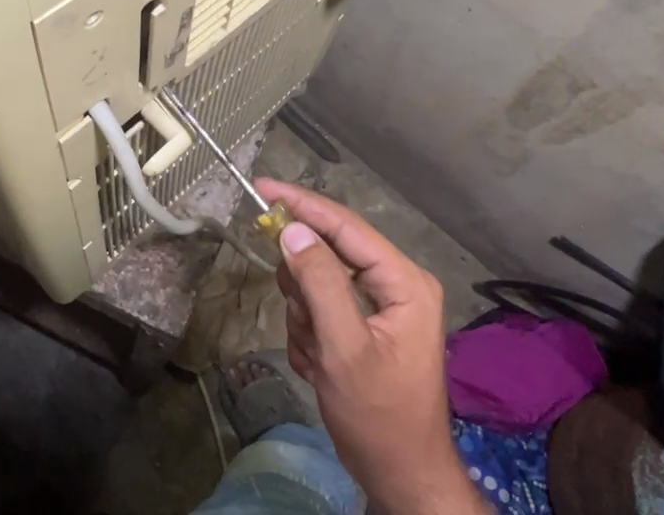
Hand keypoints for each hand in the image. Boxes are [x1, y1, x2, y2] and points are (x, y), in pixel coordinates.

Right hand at [258, 179, 485, 514]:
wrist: (400, 475)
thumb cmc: (379, 415)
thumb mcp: (344, 348)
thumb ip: (320, 283)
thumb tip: (293, 230)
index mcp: (403, 281)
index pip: (345, 226)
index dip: (302, 204)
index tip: (260, 187)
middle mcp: (395, 284)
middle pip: (328, 253)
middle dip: (304, 289)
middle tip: (304, 324)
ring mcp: (381, 306)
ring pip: (317, 282)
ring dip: (304, 318)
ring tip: (317, 356)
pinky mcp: (365, 326)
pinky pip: (319, 308)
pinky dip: (310, 334)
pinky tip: (320, 366)